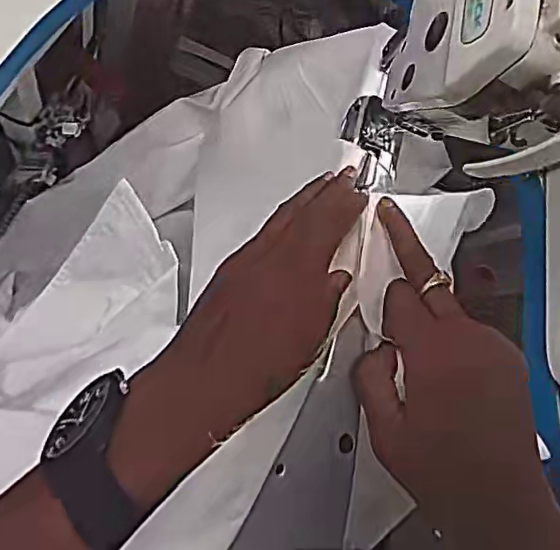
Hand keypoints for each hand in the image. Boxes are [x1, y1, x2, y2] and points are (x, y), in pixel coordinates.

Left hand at [106, 169, 366, 509]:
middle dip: (329, 190)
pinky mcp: (231, 267)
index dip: (348, 204)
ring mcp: (248, 258)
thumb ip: (329, 298)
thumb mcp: (312, 337)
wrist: (200, 382)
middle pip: (306, 209)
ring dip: (306, 197)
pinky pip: (265, 228)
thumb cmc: (254, 369)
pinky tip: (287, 218)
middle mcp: (272, 255)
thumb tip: (338, 280)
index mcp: (299, 269)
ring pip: (283, 215)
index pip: (329, 222)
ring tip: (321, 187)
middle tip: (345, 176)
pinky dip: (283, 215)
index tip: (359, 195)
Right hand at [353, 199, 559, 549]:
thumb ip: (371, 376)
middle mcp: (467, 337)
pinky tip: (452, 377)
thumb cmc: (446, 475)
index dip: (383, 291)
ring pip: (451, 307)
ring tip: (424, 356)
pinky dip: (457, 340)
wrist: (502, 503)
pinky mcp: (508, 353)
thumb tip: (375, 347)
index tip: (375, 252)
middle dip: (406, 248)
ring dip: (433, 316)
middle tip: (392, 217)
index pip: (400, 294)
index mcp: (432, 352)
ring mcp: (492, 343)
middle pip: (430, 276)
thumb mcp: (386, 433)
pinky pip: (473, 331)